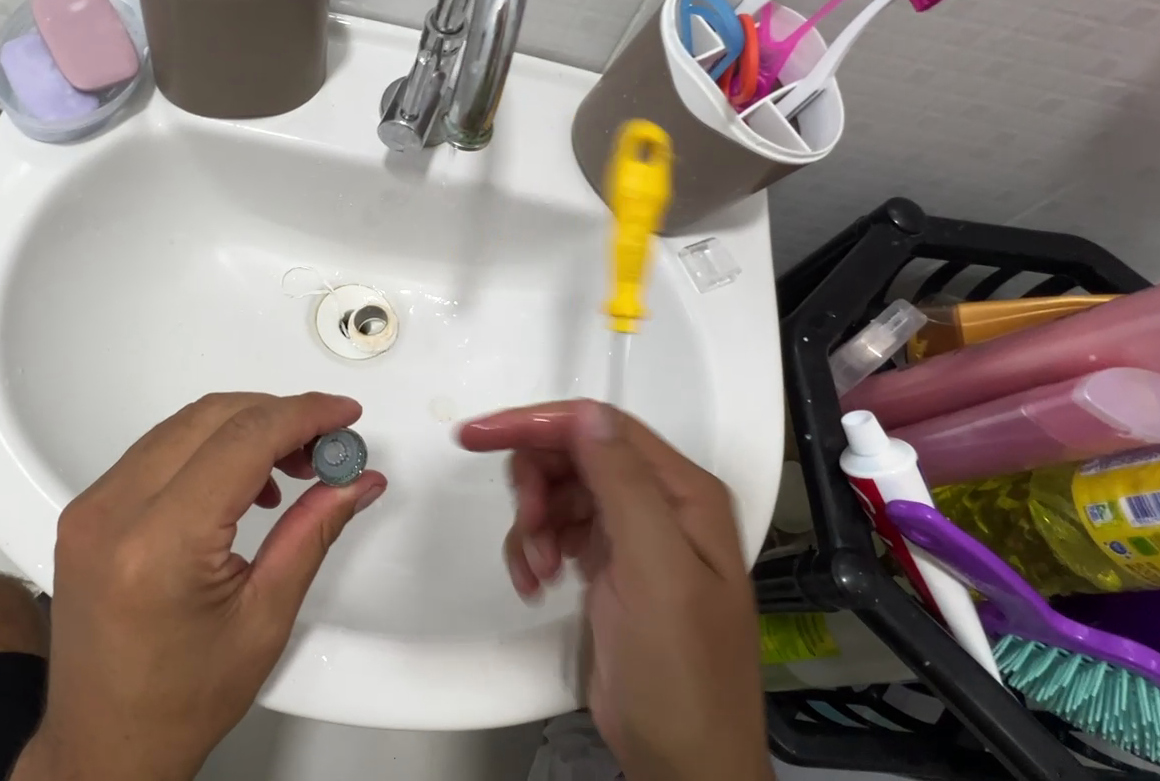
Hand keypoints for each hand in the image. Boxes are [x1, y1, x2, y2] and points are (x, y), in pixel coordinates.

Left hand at [20, 393, 385, 780]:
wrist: (106, 744)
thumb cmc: (179, 702)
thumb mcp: (266, 617)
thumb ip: (314, 532)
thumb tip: (354, 480)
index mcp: (159, 546)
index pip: (243, 441)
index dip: (303, 415)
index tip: (342, 414)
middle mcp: (113, 514)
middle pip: (213, 417)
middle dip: (279, 416)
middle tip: (325, 444)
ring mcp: (92, 507)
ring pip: (185, 425)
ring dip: (245, 428)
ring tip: (292, 466)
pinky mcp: (89, 509)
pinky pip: (158, 448)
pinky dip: (210, 447)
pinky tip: (244, 482)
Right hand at [458, 400, 768, 780]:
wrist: (682, 762)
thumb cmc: (679, 670)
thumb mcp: (654, 570)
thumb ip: (623, 484)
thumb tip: (587, 413)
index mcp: (682, 492)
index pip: (599, 427)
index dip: (536, 423)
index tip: (477, 437)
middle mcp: (658, 503)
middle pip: (573, 456)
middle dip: (536, 486)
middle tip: (527, 530)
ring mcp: (631, 535)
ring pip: (558, 492)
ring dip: (532, 524)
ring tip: (534, 571)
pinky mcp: (606, 565)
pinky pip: (555, 530)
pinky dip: (533, 549)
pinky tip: (534, 583)